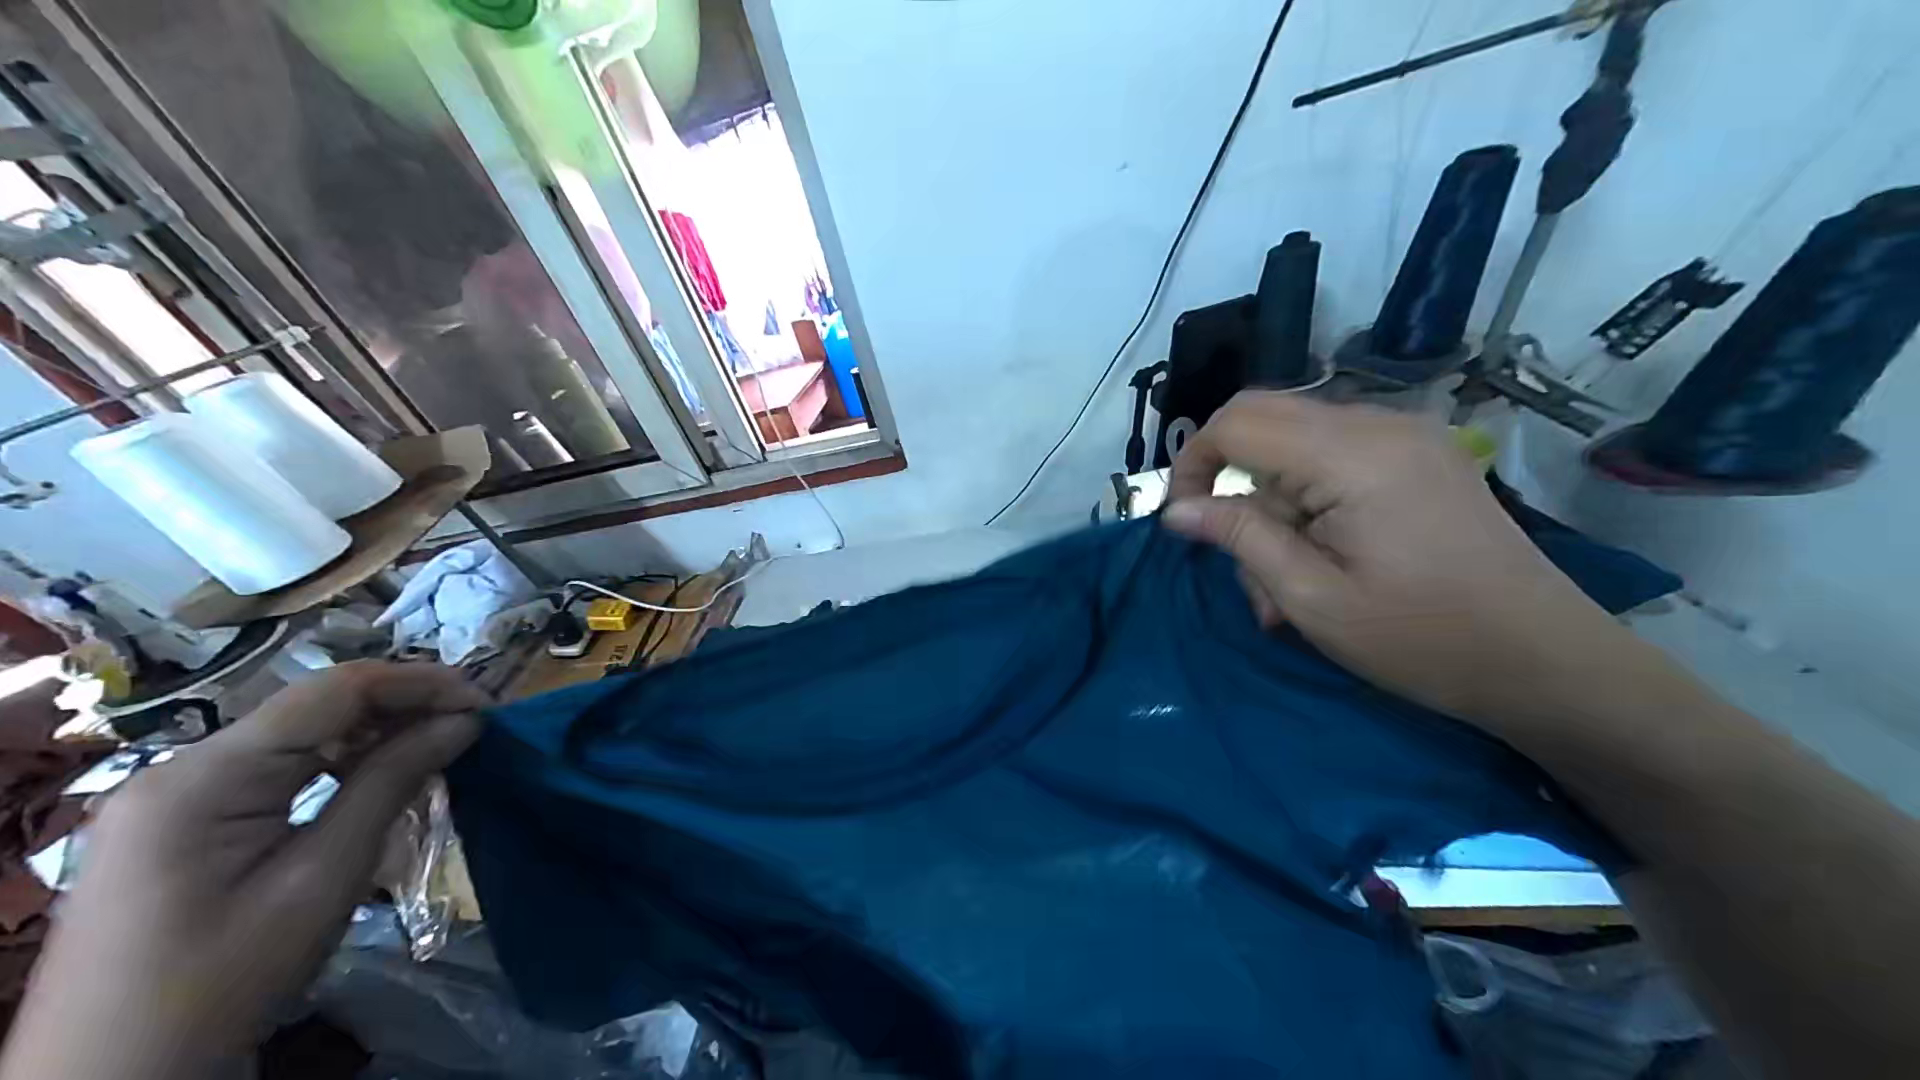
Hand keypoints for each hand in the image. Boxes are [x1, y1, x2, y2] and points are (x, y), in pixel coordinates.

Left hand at [0, 662, 485, 1079]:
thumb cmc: (226, 980)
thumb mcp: (325, 875)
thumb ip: (393, 781)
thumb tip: (466, 720)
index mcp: (204, 775)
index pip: (334, 690)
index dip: (421, 684)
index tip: (486, 704)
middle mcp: (184, 767)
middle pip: (318, 706)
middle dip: (406, 706)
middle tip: (476, 725)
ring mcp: (179, 793)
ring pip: (305, 733)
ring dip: (380, 732)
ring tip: (444, 744)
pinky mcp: (188, 818)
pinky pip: (283, 766)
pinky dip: (345, 761)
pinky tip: (386, 773)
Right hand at [1162, 392, 1650, 725]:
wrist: (1546, 661)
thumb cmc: (1421, 638)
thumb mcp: (1311, 597)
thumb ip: (1239, 537)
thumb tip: (1176, 510)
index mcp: (1351, 455)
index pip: (1237, 422)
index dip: (1193, 463)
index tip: (1185, 519)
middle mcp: (1379, 424)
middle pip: (1264, 415)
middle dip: (1228, 474)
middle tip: (1229, 544)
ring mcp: (1406, 435)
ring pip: (1294, 439)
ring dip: (1270, 497)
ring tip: (1281, 576)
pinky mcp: (1419, 455)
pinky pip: (1333, 454)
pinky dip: (1306, 496)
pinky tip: (1318, 552)